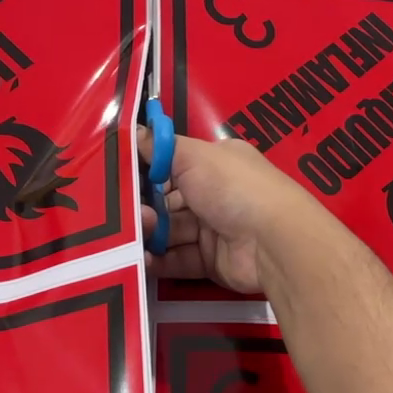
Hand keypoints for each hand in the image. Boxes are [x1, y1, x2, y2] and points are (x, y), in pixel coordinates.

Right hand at [139, 130, 320, 294]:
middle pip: (169, 202)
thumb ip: (160, 148)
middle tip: (128, 215)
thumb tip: (132, 131)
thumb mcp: (193, 156)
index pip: (174, 166)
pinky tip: (142, 259)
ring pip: (172, 232)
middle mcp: (216, 194)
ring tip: (132, 238)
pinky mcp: (212, 262)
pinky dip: (160, 260)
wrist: (271, 241)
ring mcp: (215, 230)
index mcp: (216, 164)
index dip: (148, 173)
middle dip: (146, 209)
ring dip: (150, 235)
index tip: (121, 180)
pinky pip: (179, 260)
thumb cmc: (233, 187)